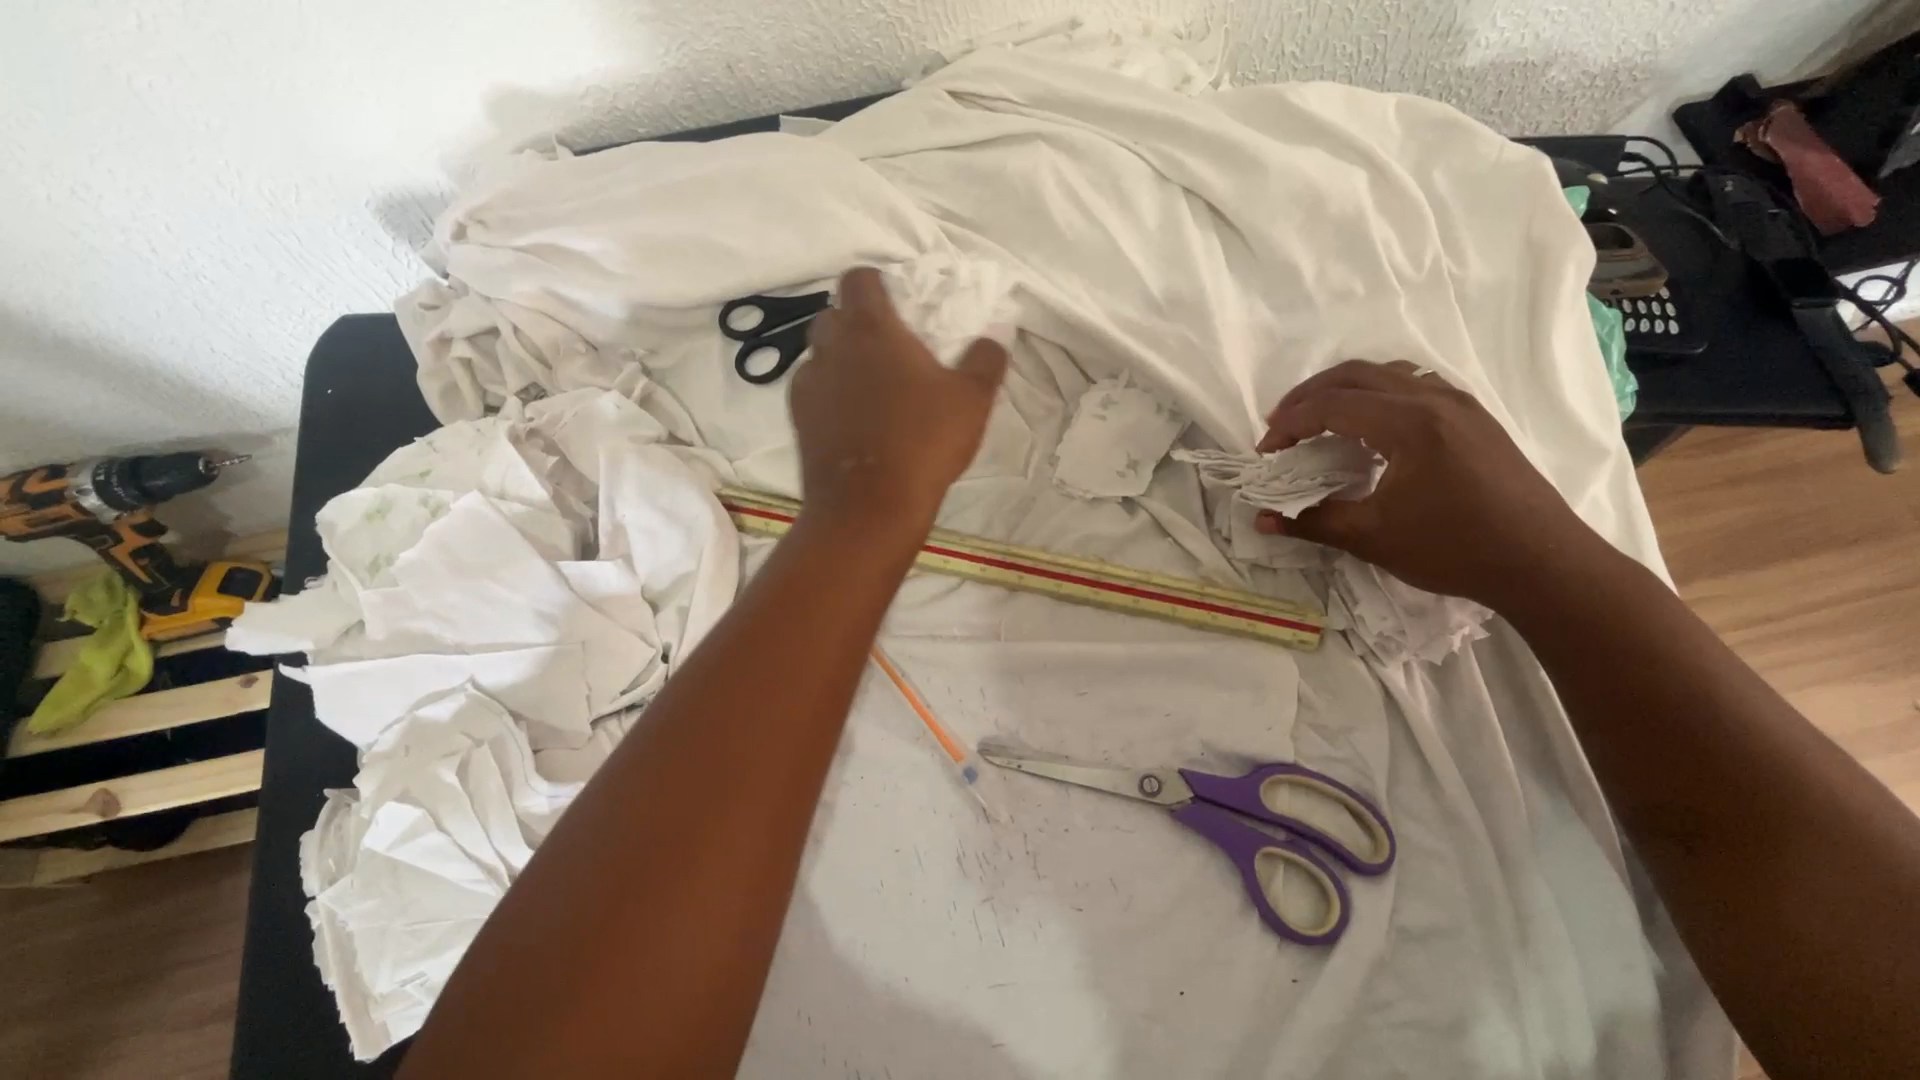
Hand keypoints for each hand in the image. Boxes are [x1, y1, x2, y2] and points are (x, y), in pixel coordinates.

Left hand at [790, 267, 1008, 529]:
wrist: (869, 506)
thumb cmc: (924, 441)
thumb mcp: (973, 399)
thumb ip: (986, 359)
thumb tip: (991, 339)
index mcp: (871, 328)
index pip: (860, 278)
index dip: (878, 283)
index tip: (899, 302)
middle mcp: (831, 347)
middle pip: (834, 314)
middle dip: (857, 322)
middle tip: (890, 348)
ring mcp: (808, 384)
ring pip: (820, 354)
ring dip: (842, 359)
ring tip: (873, 387)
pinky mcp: (798, 420)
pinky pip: (813, 391)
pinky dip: (831, 394)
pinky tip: (855, 420)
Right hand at [1254, 360, 1608, 609]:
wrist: (1543, 563)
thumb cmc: (1455, 549)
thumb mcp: (1373, 538)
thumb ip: (1313, 521)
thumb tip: (1261, 520)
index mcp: (1409, 423)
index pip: (1332, 405)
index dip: (1290, 425)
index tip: (1265, 452)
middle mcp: (1435, 400)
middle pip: (1357, 374)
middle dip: (1310, 395)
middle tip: (1280, 424)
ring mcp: (1461, 405)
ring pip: (1390, 373)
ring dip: (1346, 389)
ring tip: (1320, 419)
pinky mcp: (1476, 419)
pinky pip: (1416, 385)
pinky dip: (1379, 395)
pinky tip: (1371, 427)